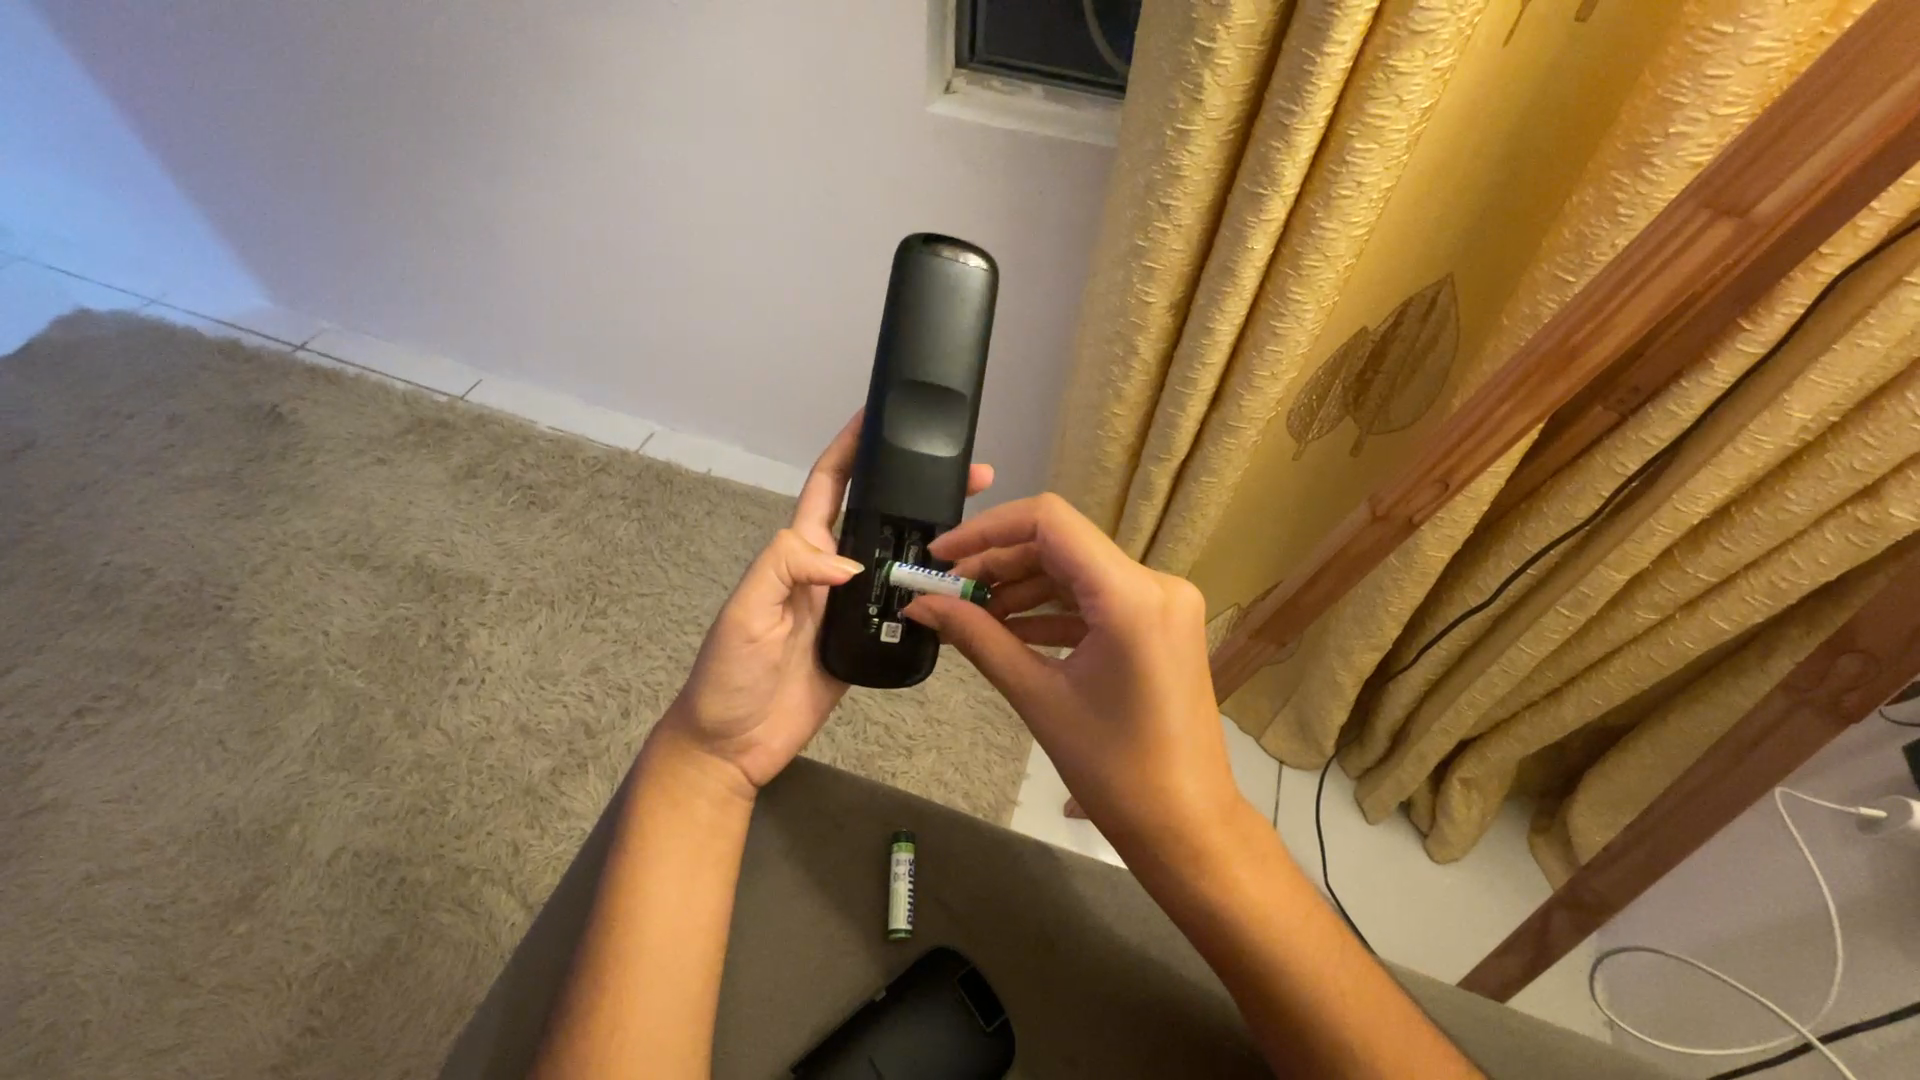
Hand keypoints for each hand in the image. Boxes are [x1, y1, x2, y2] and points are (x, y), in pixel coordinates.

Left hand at [658, 410, 992, 792]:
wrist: (735, 742)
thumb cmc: (729, 673)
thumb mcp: (747, 609)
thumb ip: (787, 568)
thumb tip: (850, 563)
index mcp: (799, 552)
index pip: (830, 486)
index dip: (851, 447)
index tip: (880, 415)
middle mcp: (831, 571)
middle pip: (878, 515)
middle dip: (916, 485)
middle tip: (969, 472)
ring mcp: (852, 607)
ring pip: (898, 559)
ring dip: (934, 537)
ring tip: (979, 524)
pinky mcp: (868, 642)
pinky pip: (904, 607)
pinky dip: (933, 592)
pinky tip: (963, 584)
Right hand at [899, 494, 1243, 858]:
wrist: (1186, 825)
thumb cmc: (1114, 770)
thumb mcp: (1038, 697)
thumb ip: (977, 638)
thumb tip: (920, 604)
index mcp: (1131, 596)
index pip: (1049, 522)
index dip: (987, 531)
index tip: (940, 556)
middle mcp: (1156, 583)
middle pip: (1061, 545)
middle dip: (998, 564)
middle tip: (945, 592)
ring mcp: (1163, 603)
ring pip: (1076, 571)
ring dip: (1021, 588)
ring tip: (969, 614)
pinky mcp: (1160, 624)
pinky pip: (1097, 600)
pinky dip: (1051, 611)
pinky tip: (1007, 631)